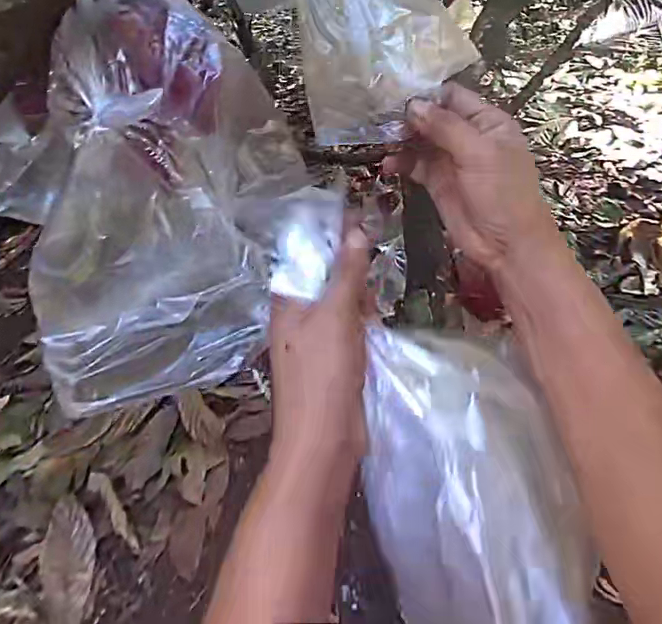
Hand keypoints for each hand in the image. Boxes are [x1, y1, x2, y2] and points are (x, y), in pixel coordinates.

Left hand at [267, 219, 372, 473]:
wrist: (323, 441)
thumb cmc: (323, 373)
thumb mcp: (337, 315)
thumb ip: (346, 272)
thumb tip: (355, 230)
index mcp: (287, 298)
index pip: (306, 252)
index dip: (331, 235)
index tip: (360, 221)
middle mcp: (295, 312)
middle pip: (324, 275)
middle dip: (349, 272)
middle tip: (368, 274)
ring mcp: (312, 336)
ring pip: (339, 301)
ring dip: (358, 300)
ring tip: (371, 311)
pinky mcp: (330, 358)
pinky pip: (347, 327)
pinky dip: (362, 324)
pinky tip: (374, 329)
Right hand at [382, 83, 565, 278]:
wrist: (507, 247)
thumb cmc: (502, 194)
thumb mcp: (478, 153)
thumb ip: (445, 126)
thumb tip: (412, 104)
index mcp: (487, 122)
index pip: (452, 96)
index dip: (426, 95)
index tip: (395, 96)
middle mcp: (468, 136)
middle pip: (431, 116)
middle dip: (407, 117)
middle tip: (381, 120)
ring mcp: (451, 158)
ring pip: (419, 138)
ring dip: (399, 139)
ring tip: (381, 141)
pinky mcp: (436, 180)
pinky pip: (413, 162)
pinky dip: (399, 161)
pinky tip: (387, 164)